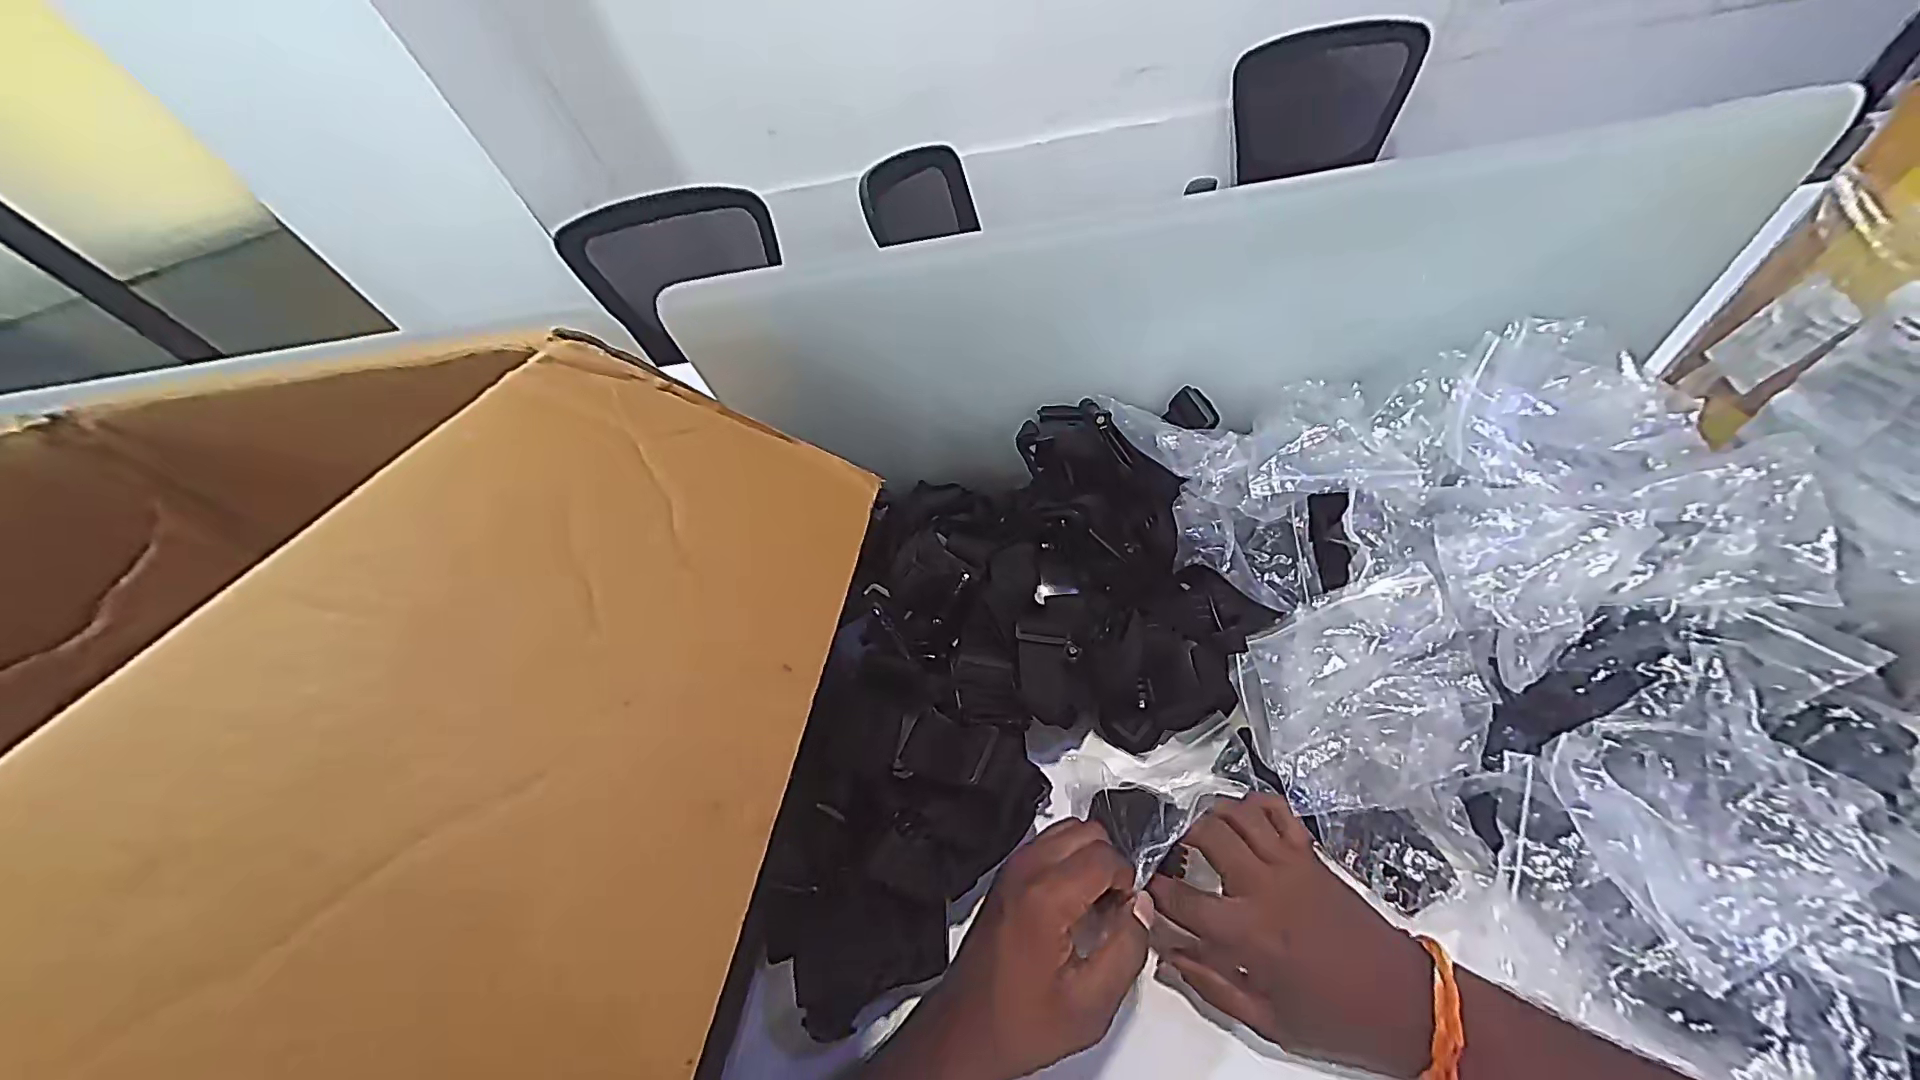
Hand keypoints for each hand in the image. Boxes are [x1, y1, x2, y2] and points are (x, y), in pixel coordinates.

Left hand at [865, 819, 1151, 1079]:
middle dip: (1111, 863)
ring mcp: (1012, 868)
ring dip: (1090, 857)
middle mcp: (1025, 871)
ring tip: (1094, 904)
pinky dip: (1069, 859)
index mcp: (1045, 897)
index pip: (1106, 855)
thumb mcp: (1091, 1005)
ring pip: (1068, 830)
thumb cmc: (1018, 1020)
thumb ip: (1127, 949)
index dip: (1128, 880)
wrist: (970, 1025)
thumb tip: (1141, 909)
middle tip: (1115, 905)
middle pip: (1087, 831)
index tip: (1128, 908)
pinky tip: (1072, 901)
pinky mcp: (1007, 873)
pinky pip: (1049, 843)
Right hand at [1148, 793, 1434, 1077]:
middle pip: (1206, 834)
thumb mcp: (1267, 1021)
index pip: (1182, 900)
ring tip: (1202, 831)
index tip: (1148, 890)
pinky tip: (1244, 818)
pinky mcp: (1310, 856)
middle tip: (1174, 852)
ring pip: (1237, 813)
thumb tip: (1169, 958)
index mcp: (1250, 934)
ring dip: (1213, 815)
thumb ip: (1211, 986)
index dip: (1155, 893)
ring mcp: (1290, 865)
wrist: (1408, 1005)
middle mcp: (1265, 889)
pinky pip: (1277, 811)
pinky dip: (1254, 805)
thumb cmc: (1338, 1018)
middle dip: (1179, 837)